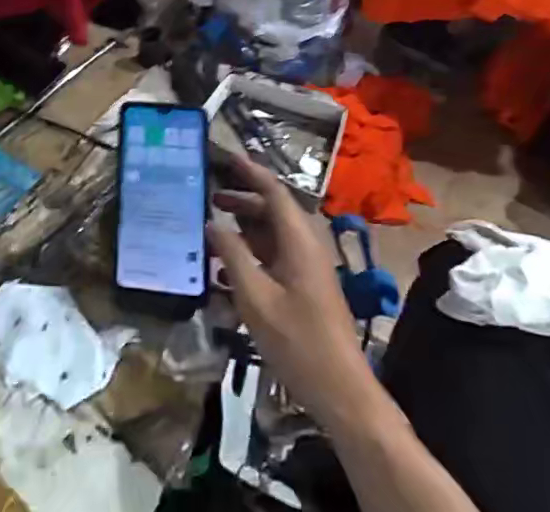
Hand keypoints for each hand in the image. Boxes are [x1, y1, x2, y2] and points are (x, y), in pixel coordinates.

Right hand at [207, 150, 368, 421]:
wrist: (341, 392)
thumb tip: (212, 223)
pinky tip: (225, 268)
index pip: (275, 193)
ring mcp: (307, 269)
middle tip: (208, 195)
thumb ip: (232, 255)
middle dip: (242, 199)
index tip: (224, 158)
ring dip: (243, 227)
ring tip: (211, 226)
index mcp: (299, 242)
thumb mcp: (255, 297)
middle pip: (273, 211)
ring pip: (272, 235)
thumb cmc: (297, 341)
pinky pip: (273, 257)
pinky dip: (249, 253)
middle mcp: (306, 248)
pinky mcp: (303, 288)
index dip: (250, 172)